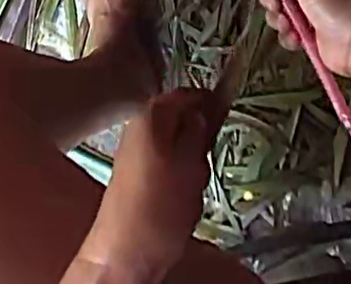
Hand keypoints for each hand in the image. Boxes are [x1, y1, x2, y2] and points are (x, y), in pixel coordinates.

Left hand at [77, 88, 222, 281]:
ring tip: (193, 189)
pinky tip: (181, 202)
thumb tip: (205, 107)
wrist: (121, 256)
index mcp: (152, 114)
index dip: (210, 102)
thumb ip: (199, 131)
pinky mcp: (137, 174)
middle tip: (205, 164)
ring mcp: (137, 149)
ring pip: (179, 146)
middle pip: (184, 120)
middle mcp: (141, 124)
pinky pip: (169, 166)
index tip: (230, 118)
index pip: (188, 93)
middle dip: (200, 141)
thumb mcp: (189, 165)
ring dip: (192, 164)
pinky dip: (180, 180)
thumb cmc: (159, 208)